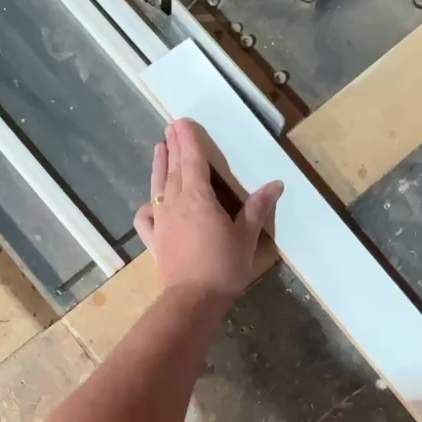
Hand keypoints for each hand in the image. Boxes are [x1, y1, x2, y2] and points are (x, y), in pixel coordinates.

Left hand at [133, 119, 281, 306]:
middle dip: (174, 147)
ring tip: (158, 149)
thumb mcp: (246, 236)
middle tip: (170, 127)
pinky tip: (150, 203)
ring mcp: (161, 222)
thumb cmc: (223, 267)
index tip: (181, 122)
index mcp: (199, 197)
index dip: (188, 140)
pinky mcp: (153, 241)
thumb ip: (257, 208)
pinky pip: (145, 218)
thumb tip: (275, 184)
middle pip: (174, 169)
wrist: (192, 300)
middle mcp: (175, 203)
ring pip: (158, 187)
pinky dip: (146, 206)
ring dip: (158, 167)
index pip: (193, 160)